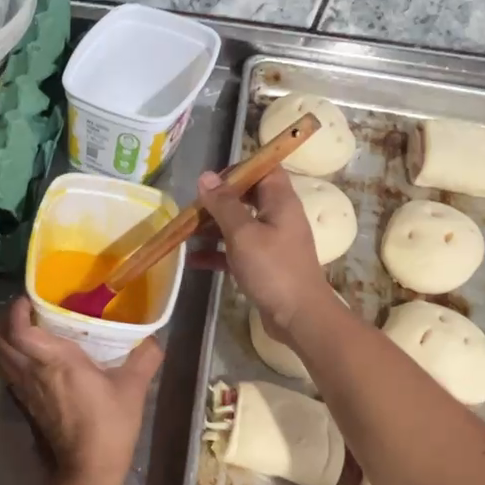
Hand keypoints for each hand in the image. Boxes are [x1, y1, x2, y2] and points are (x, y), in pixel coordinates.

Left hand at [0, 299, 162, 484]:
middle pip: (1, 342)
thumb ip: (144, 358)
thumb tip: (153, 339)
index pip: (19, 331)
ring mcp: (27, 391)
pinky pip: (9, 375)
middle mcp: (34, 373)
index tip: (28, 300)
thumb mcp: (133, 387)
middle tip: (26, 312)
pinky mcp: (27, 406)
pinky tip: (30, 361)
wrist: (90, 467)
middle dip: (6, 322)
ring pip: (2, 359)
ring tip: (25, 332)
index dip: (16, 312)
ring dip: (6, 341)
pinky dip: (12, 361)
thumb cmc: (110, 424)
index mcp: (56, 361)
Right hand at [194, 167, 326, 334]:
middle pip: (247, 197)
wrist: (298, 315)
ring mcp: (272, 242)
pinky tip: (193, 259)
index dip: (239, 169)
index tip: (211, 181)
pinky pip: (236, 250)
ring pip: (239, 224)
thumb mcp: (243, 234)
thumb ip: (224, 204)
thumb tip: (206, 176)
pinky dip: (217, 252)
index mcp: (280, 201)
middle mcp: (279, 217)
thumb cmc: (273, 269)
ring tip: (186, 232)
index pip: (264, 169)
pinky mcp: (264, 264)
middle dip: (218, 200)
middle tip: (193, 208)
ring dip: (213, 227)